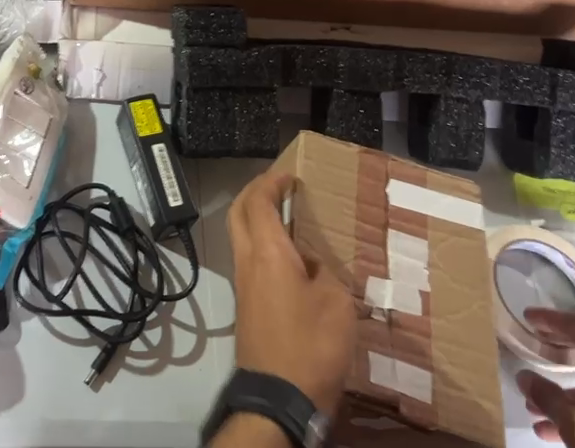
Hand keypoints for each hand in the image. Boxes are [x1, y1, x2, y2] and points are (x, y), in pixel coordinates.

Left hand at [228, 170, 355, 413]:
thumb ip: (323, 273)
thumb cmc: (311, 345)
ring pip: (241, 238)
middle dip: (254, 194)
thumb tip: (309, 266)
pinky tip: (293, 261)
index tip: (288, 175)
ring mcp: (244, 286)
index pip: (258, 202)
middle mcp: (247, 262)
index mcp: (267, 252)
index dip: (271, 183)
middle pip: (238, 214)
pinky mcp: (248, 307)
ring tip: (290, 222)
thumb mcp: (337, 303)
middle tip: (279, 189)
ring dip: (258, 222)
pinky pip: (251, 262)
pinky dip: (265, 248)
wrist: (279, 399)